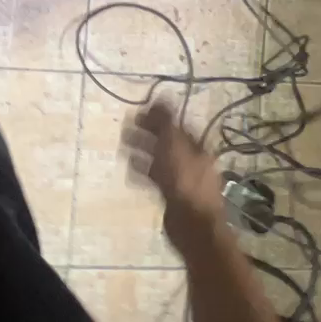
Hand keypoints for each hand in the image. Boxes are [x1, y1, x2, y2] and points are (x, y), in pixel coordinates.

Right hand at [123, 98, 224, 229]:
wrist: (192, 225)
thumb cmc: (185, 181)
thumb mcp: (174, 145)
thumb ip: (166, 123)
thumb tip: (161, 96)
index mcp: (197, 148)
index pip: (177, 126)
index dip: (159, 117)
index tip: (140, 111)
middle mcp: (192, 161)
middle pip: (167, 142)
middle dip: (147, 133)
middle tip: (126, 127)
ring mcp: (182, 180)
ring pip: (159, 159)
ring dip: (141, 151)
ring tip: (123, 145)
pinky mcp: (171, 195)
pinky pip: (155, 178)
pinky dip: (142, 171)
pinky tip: (129, 169)